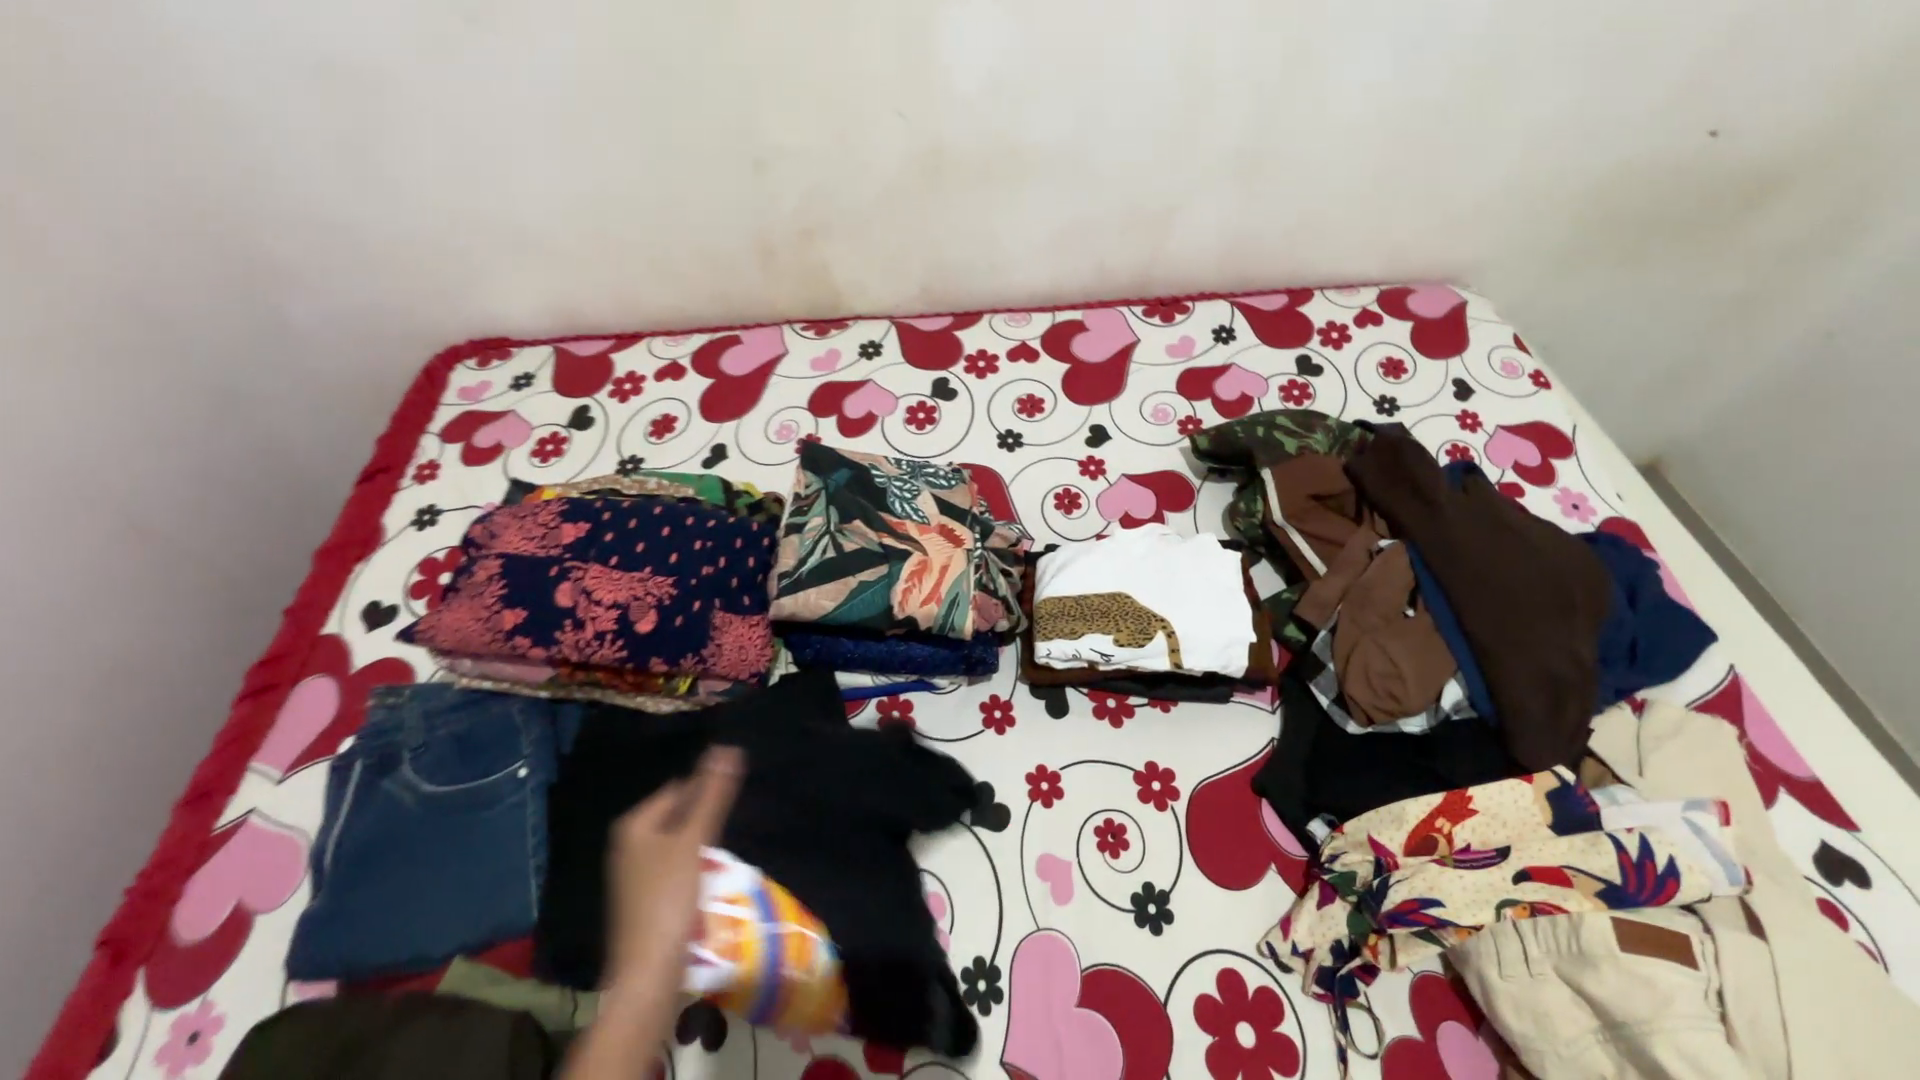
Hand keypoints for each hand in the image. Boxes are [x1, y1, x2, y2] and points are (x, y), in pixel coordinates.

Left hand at [604, 745, 744, 992]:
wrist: (648, 972)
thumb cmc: (668, 899)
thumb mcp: (694, 841)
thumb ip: (712, 795)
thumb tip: (729, 748)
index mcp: (634, 823)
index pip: (680, 788)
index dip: (707, 795)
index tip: (733, 808)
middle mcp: (628, 843)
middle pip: (679, 816)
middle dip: (705, 822)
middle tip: (730, 834)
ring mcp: (634, 872)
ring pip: (679, 844)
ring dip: (702, 848)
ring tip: (721, 861)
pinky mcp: (644, 897)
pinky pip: (675, 869)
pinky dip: (694, 871)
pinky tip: (708, 884)